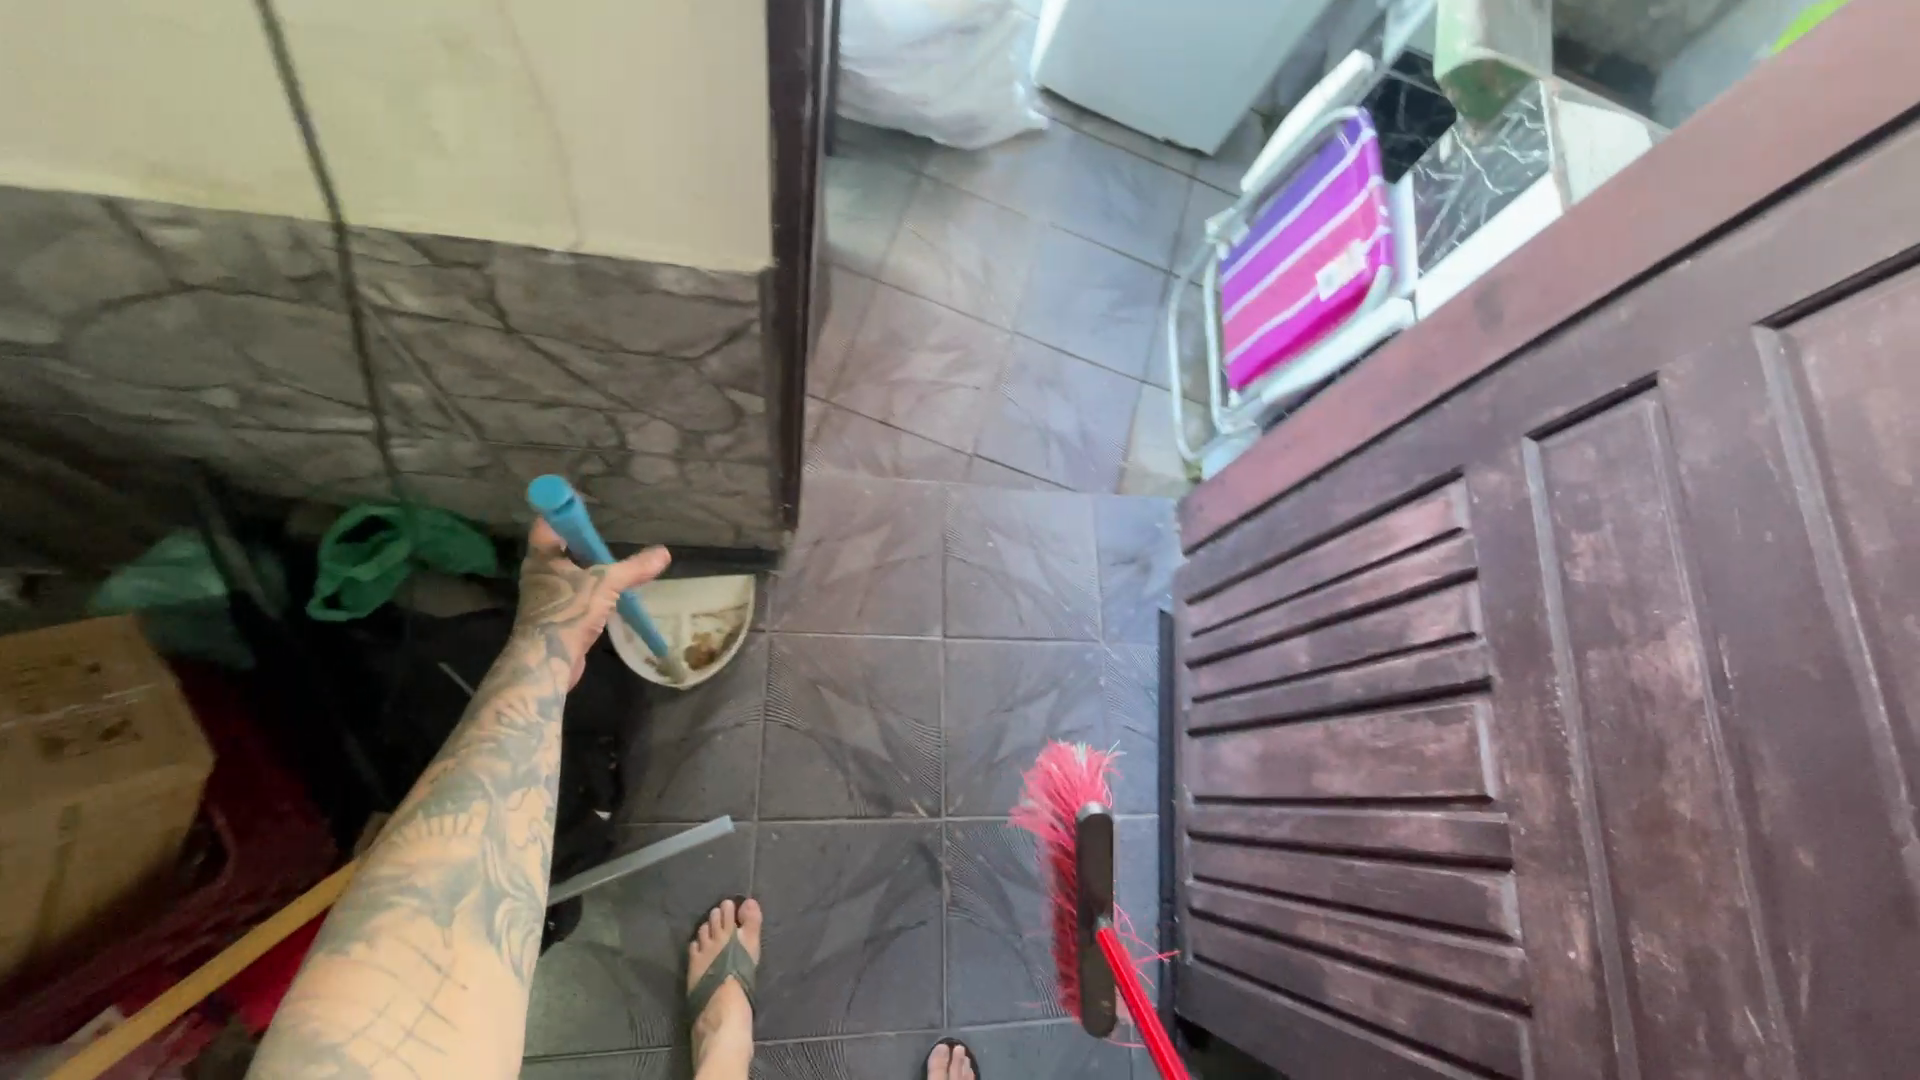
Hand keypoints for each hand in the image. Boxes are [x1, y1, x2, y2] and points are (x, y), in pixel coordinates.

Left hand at [512, 520, 670, 686]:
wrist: (548, 660)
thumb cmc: (569, 611)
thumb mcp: (607, 583)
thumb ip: (634, 567)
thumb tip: (664, 553)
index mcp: (542, 557)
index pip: (548, 524)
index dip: (566, 514)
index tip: (588, 510)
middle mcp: (539, 572)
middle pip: (560, 548)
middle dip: (583, 544)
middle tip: (608, 541)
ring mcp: (545, 595)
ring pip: (568, 573)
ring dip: (588, 569)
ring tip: (615, 568)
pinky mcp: (554, 615)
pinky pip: (573, 593)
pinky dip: (590, 591)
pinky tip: (609, 596)